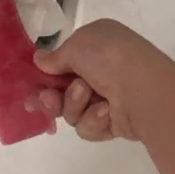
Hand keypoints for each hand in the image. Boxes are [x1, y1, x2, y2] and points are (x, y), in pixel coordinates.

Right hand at [30, 19, 174, 142]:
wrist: (142, 88)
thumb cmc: (107, 57)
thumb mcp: (75, 46)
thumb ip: (54, 57)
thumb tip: (39, 60)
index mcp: (95, 46)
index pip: (63, 63)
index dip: (45, 77)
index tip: (32, 88)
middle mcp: (101, 71)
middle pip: (63, 92)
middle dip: (52, 98)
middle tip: (47, 100)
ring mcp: (107, 98)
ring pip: (72, 111)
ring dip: (74, 104)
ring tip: (86, 95)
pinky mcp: (112, 123)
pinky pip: (88, 126)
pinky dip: (93, 119)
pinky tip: (105, 111)